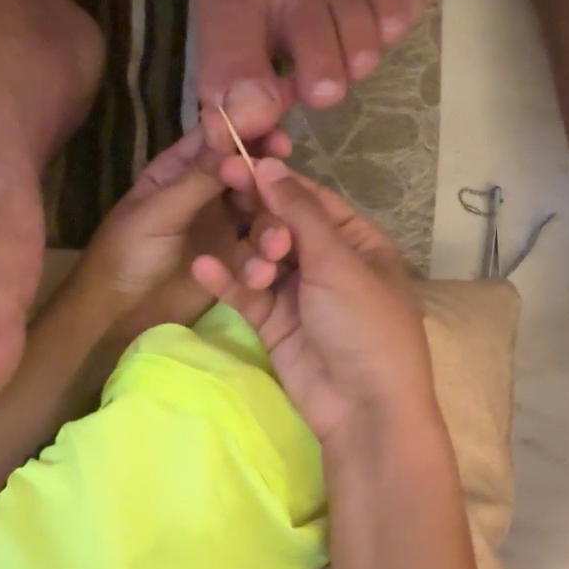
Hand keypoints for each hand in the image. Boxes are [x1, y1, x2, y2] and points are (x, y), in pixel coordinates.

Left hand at [75, 125, 292, 337]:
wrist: (119, 310)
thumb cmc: (127, 253)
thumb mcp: (159, 212)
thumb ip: (197, 176)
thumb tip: (230, 128)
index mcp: (183, 168)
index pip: (221, 140)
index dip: (250, 134)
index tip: (277, 139)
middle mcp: (209, 191)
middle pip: (249, 174)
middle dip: (268, 179)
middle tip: (286, 189)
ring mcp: (224, 224)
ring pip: (259, 211)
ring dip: (272, 219)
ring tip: (277, 240)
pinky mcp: (233, 259)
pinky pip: (258, 248)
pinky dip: (267, 252)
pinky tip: (269, 263)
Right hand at [191, 157, 434, 446]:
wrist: (363, 405)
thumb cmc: (365, 325)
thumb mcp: (338, 262)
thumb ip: (299, 213)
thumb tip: (267, 164)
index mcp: (355, 240)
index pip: (308, 199)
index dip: (273, 182)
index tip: (233, 163)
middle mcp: (326, 261)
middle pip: (280, 225)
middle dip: (261, 221)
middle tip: (240, 211)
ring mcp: (298, 294)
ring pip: (261, 258)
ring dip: (251, 256)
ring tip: (259, 274)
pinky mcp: (274, 323)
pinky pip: (247, 294)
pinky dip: (227, 281)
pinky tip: (203, 267)